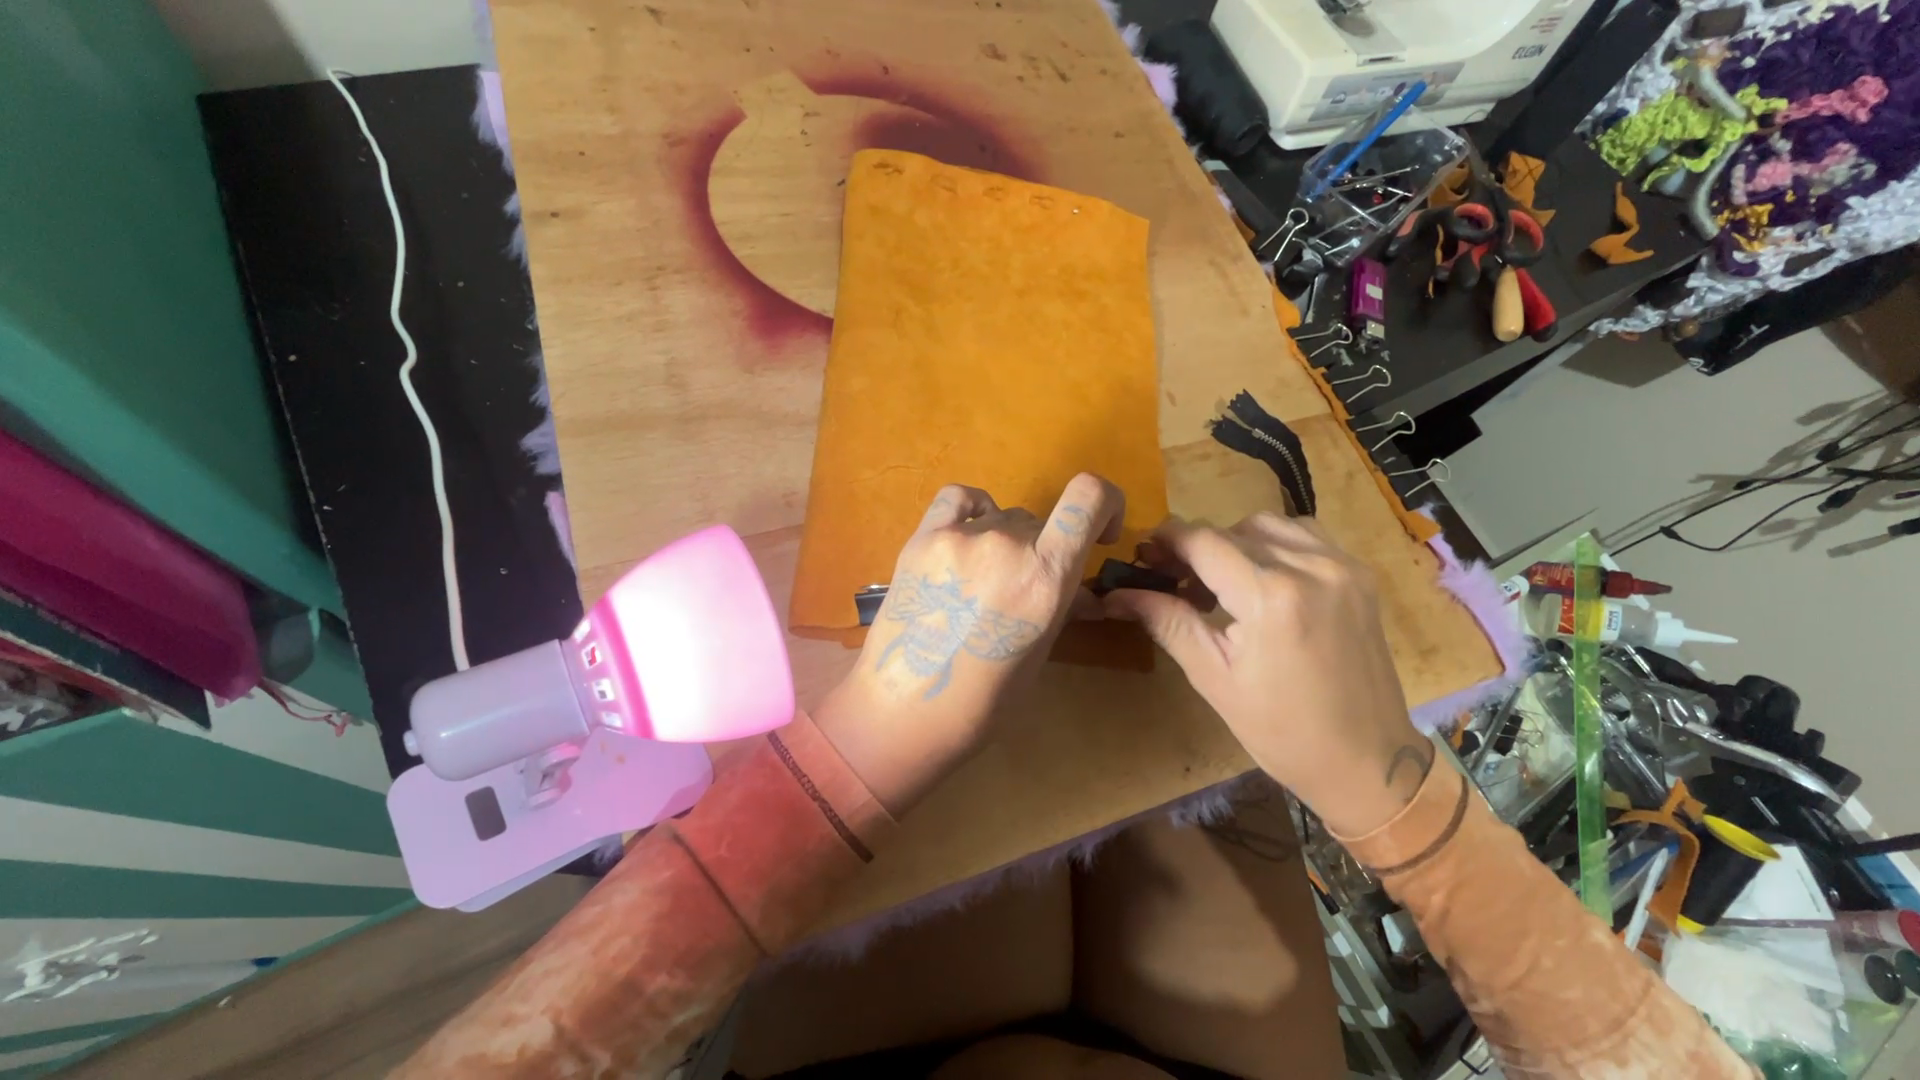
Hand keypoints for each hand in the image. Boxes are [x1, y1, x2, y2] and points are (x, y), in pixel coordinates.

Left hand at [816, 474, 1125, 814]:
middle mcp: (1006, 544)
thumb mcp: (1039, 653)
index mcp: (1045, 578)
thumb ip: (1061, 606)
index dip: (1107, 504)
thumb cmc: (983, 700)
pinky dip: (974, 512)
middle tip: (1023, 590)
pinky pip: (960, 499)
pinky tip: (968, 539)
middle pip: (1041, 522)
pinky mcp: (923, 537)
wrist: (904, 711)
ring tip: (982, 583)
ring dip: (1006, 541)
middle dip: (1044, 549)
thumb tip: (1079, 591)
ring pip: (1002, 516)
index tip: (1102, 533)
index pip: (1090, 498)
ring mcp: (960, 537)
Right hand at [1104, 513, 1430, 836]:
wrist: (1367, 760)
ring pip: (1268, 524)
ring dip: (1235, 541)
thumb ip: (1168, 622)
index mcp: (1271, 596)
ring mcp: (1342, 566)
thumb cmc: (1281, 731)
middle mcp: (1311, 567)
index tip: (1143, 555)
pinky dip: (1273, 544)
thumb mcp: (1214, 678)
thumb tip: (1116, 593)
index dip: (1167, 540)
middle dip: (1196, 547)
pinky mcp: (1359, 574)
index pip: (1204, 541)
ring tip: (1219, 581)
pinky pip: (1305, 535)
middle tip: (1172, 579)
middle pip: (1232, 529)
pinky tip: (1261, 578)